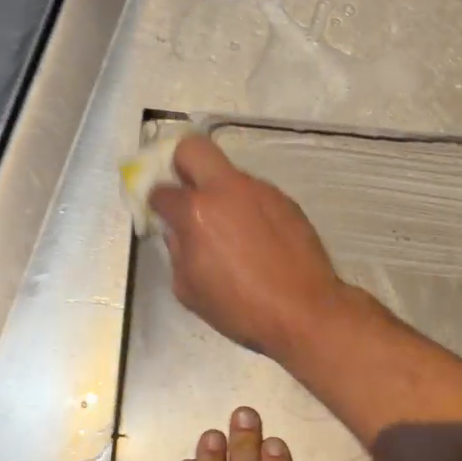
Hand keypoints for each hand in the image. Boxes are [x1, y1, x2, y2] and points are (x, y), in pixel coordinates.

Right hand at [148, 135, 355, 354]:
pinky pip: (256, 195)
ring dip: (220, 194)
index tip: (161, 216)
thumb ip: (177, 252)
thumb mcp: (189, 289)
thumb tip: (179, 232)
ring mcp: (261, 191)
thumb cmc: (240, 308)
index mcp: (196, 211)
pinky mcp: (286, 201)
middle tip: (186, 194)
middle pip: (193, 148)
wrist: (305, 312)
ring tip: (230, 233)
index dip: (156, 204)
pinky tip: (257, 241)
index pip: (161, 191)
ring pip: (229, 175)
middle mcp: (227, 190)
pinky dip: (248, 209)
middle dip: (180, 164)